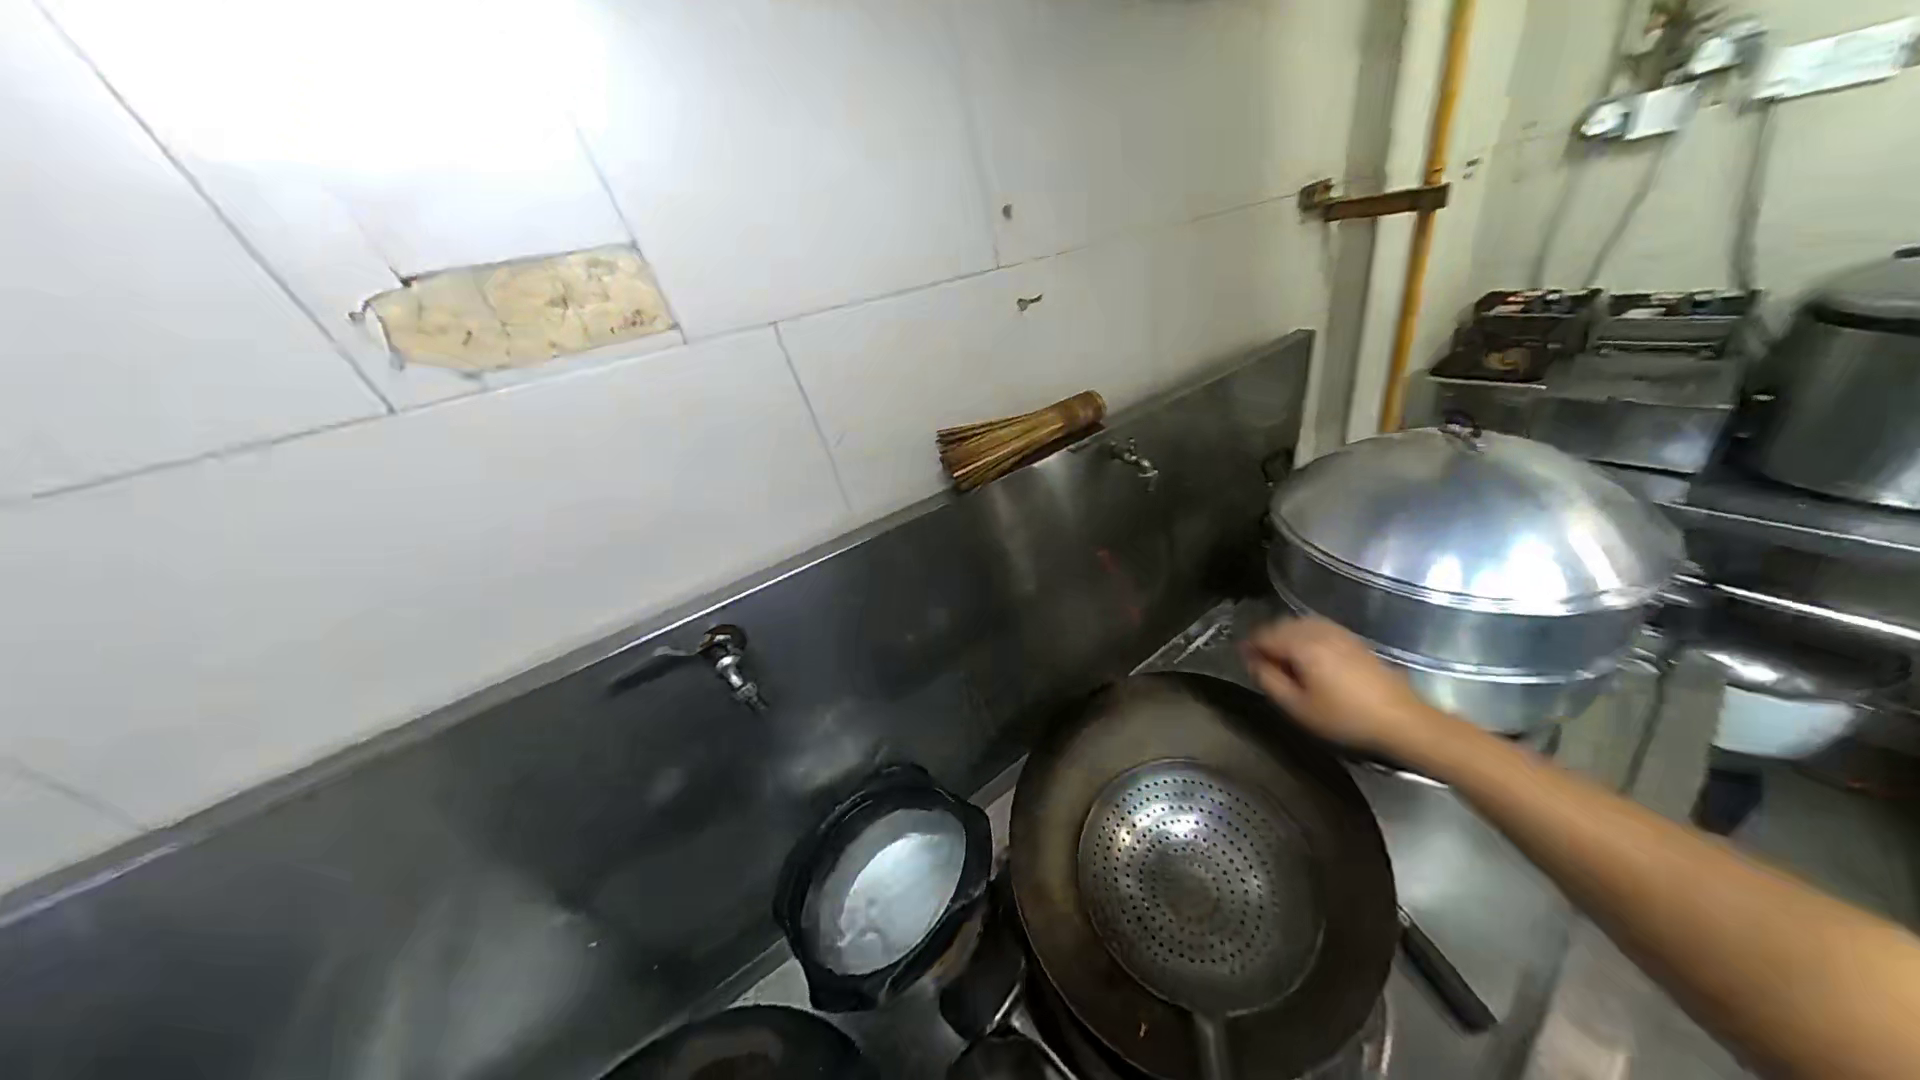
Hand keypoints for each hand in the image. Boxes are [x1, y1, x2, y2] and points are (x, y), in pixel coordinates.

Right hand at [1241, 616, 1467, 761]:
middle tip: (1262, 663)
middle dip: (1267, 639)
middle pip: (1281, 625)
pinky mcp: (1353, 639)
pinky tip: (1308, 657)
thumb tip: (1252, 661)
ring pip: (1299, 624)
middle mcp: (1318, 630)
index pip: (1263, 635)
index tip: (1244, 660)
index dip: (1249, 647)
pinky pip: (1318, 628)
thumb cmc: (1345, 717)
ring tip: (1284, 660)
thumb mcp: (1297, 706)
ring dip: (1286, 637)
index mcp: (1302, 644)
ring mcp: (1338, 632)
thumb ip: (1268, 680)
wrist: (1401, 720)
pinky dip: (1304, 637)